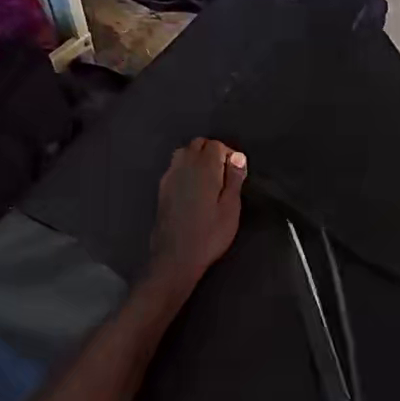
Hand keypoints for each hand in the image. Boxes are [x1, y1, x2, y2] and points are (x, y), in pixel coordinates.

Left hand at [147, 139, 246, 288]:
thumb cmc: (210, 234)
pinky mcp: (162, 188)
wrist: (175, 256)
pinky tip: (193, 188)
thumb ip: (234, 179)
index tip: (236, 171)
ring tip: (209, 179)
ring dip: (197, 158)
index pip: (216, 145)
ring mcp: (170, 176)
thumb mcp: (231, 208)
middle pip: (198, 144)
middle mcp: (184, 165)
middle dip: (212, 152)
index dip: (228, 154)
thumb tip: (237, 156)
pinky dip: (186, 168)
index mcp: (204, 167)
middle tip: (225, 174)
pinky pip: (175, 167)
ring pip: (184, 152)